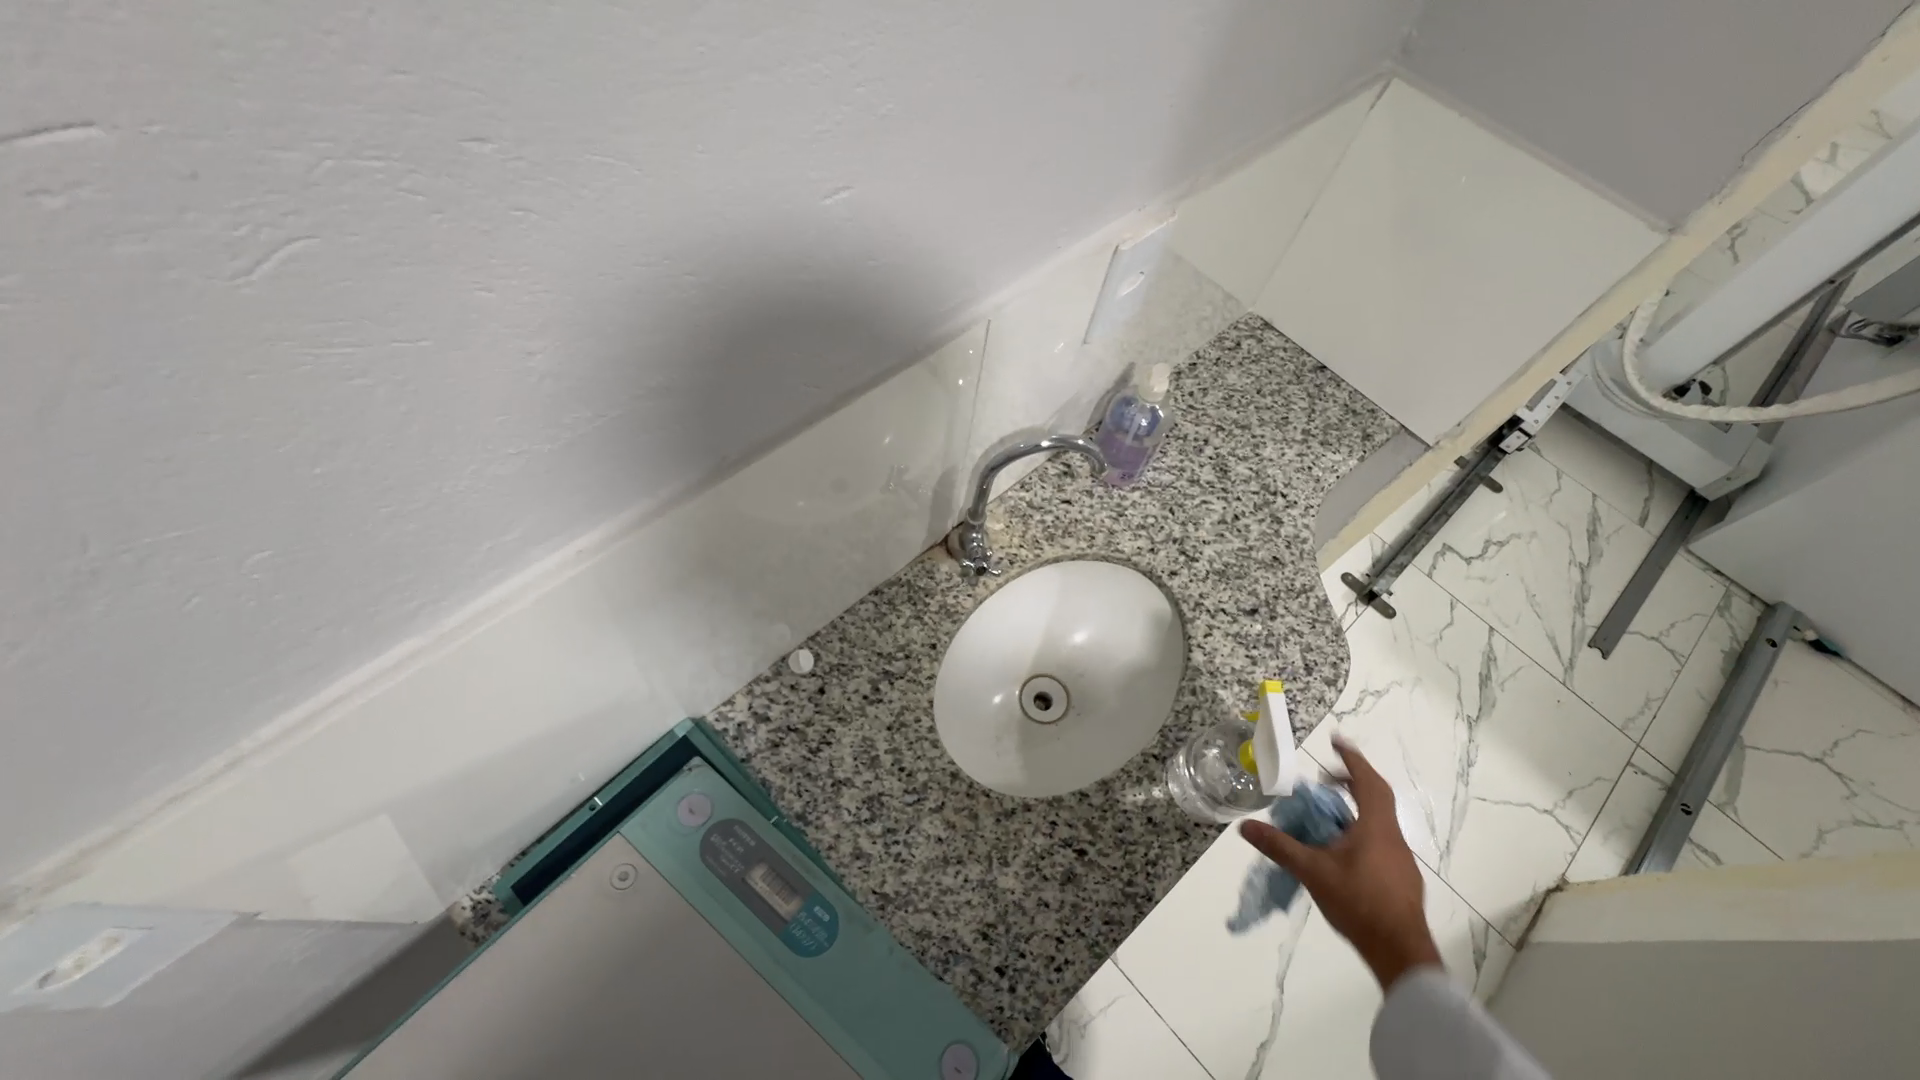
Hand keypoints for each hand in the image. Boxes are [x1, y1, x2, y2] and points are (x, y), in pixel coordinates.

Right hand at [1238, 736, 1440, 989]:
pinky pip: (1379, 842)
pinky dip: (1359, 832)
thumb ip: (1280, 847)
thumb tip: (1245, 827)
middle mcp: (1391, 836)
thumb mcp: (1312, 872)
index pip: (1367, 781)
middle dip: (1351, 781)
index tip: (1336, 741)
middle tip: (1325, 777)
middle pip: (1375, 798)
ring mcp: (1400, 859)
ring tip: (1327, 814)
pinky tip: (1342, 851)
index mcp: (1375, 827)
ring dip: (1354, 808)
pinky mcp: (1400, 878)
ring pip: (1378, 822)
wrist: (1400, 951)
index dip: (1352, 759)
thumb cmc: (1359, 903)